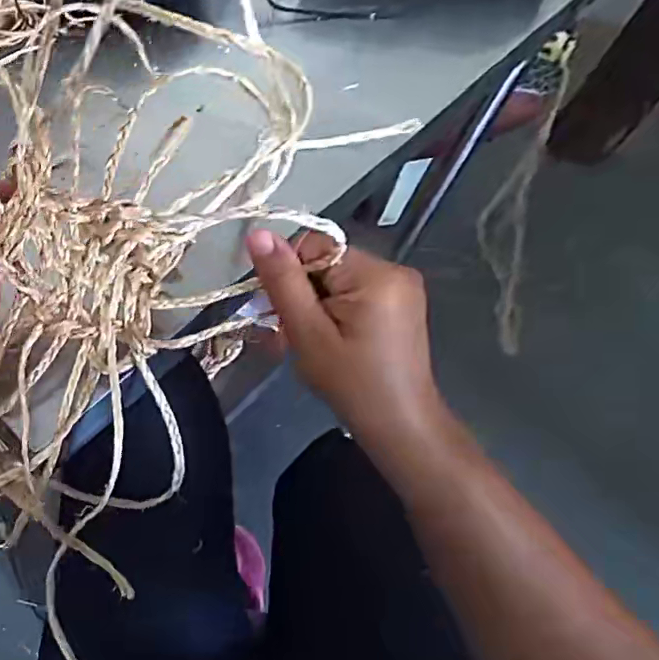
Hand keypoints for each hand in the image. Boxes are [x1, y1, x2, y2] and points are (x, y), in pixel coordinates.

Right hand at [246, 229, 446, 435]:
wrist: (400, 427)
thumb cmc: (350, 383)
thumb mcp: (307, 331)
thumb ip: (282, 280)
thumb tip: (257, 232)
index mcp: (375, 273)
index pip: (311, 245)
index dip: (287, 274)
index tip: (281, 312)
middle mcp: (393, 269)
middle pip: (323, 261)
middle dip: (300, 293)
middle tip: (294, 334)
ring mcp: (400, 286)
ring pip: (333, 277)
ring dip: (312, 304)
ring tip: (312, 340)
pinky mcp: (398, 301)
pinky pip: (350, 290)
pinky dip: (331, 310)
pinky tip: (330, 338)